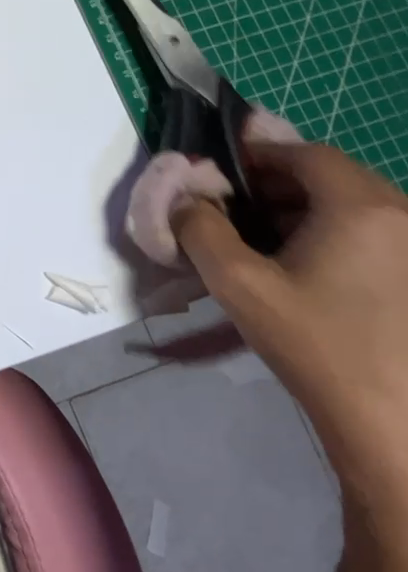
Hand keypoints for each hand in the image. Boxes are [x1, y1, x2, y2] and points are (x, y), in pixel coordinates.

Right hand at [172, 142, 407, 502]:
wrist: (392, 417)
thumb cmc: (313, 340)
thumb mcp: (233, 279)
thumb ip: (197, 225)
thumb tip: (184, 196)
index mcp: (363, 208)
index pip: (305, 154)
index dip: (256, 157)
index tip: (216, 177)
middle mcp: (404, 217)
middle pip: (334, 177)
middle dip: (277, 186)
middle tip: (232, 212)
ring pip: (356, 206)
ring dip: (304, 212)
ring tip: (263, 245)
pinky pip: (375, 233)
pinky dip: (334, 235)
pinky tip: (304, 269)